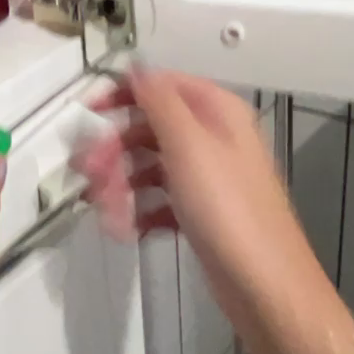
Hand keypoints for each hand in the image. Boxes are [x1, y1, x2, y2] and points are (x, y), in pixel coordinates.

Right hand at [74, 71, 321, 323]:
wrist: (266, 287)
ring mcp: (209, 177)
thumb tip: (136, 66)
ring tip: (106, 212)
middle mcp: (214, 138)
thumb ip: (159, 100)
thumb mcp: (189, 145)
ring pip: (150, 166)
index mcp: (216, 111)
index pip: (160, 86)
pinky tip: (128, 229)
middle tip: (87, 174)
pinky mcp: (202, 213)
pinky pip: (161, 200)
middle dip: (114, 149)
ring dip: (122, 184)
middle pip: (149, 128)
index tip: (87, 114)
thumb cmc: (227, 209)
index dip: (121, 95)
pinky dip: (141, 211)